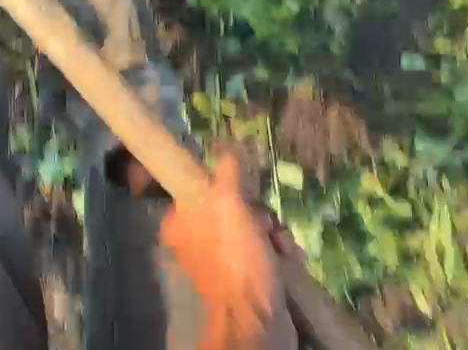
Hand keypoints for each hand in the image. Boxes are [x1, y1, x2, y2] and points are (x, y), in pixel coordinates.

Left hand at [160, 154, 301, 349]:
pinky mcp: (246, 280)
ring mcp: (221, 262)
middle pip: (230, 208)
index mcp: (178, 222)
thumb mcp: (229, 203)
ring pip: (252, 230)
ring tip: (281, 244)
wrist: (258, 322)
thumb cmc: (235, 259)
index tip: (242, 191)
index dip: (225, 187)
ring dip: (273, 233)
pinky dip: (279, 253)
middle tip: (265, 223)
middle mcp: (195, 241)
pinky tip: (289, 258)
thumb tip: (224, 145)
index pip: (199, 188)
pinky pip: (264, 253)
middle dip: (257, 213)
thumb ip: (225, 171)